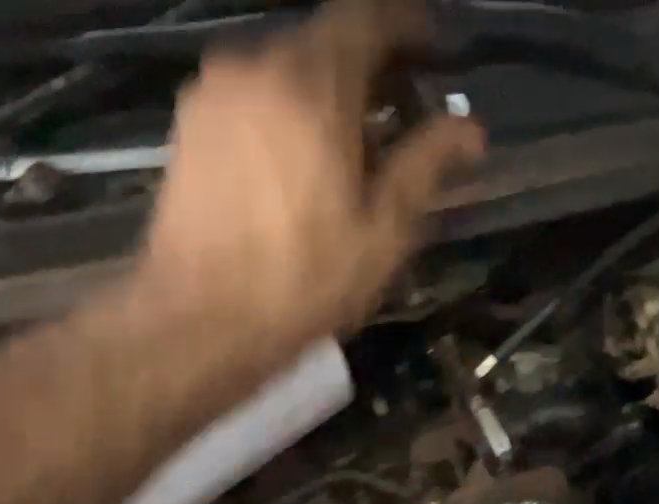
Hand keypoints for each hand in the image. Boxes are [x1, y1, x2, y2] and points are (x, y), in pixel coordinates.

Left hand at [136, 0, 484, 351]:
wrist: (202, 319)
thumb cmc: (306, 279)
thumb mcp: (385, 229)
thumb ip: (427, 165)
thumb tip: (470, 128)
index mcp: (310, 85)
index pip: (366, 18)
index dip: (408, 26)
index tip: (435, 52)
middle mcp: (254, 66)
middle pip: (324, 40)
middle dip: (369, 66)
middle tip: (403, 114)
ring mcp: (213, 92)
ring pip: (285, 68)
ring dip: (326, 91)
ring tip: (355, 145)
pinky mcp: (189, 123)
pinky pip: (252, 94)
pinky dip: (287, 109)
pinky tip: (304, 161)